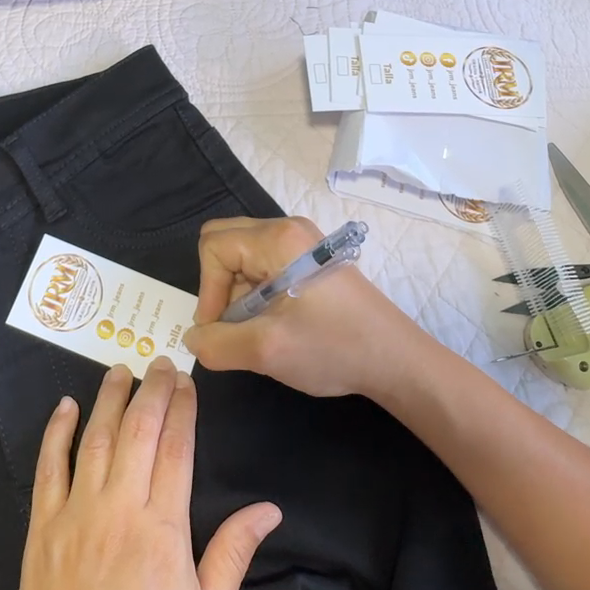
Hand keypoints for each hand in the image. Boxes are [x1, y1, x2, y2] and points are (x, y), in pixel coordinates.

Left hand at [16, 358, 281, 589]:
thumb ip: (232, 554)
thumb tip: (270, 510)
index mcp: (163, 529)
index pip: (177, 449)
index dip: (183, 410)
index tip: (187, 382)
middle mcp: (119, 509)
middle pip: (139, 432)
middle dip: (152, 391)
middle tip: (160, 362)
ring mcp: (77, 516)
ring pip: (95, 440)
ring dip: (109, 400)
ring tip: (120, 371)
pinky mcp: (42, 529)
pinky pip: (48, 469)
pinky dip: (55, 433)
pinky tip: (64, 407)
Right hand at [184, 217, 435, 399]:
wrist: (397, 360)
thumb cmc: (333, 348)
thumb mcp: (266, 351)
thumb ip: (217, 344)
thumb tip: (192, 337)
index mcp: (277, 237)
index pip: (213, 246)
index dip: (207, 289)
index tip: (221, 329)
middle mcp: (287, 229)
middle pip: (225, 243)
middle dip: (220, 287)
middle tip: (238, 325)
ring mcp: (302, 243)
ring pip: (243, 258)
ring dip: (240, 295)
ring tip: (262, 331)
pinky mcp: (311, 262)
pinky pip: (264, 267)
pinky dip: (258, 295)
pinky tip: (277, 325)